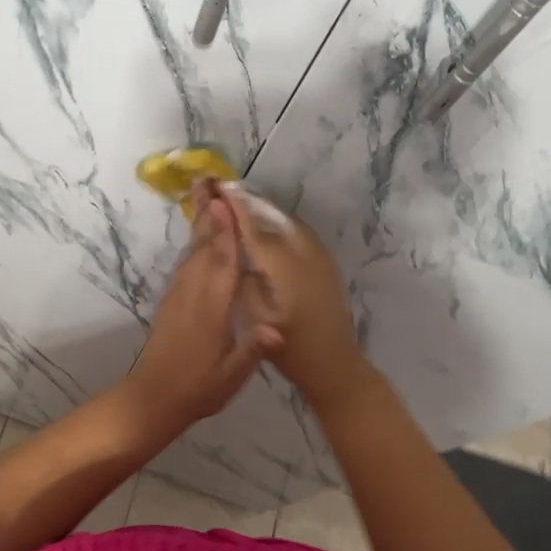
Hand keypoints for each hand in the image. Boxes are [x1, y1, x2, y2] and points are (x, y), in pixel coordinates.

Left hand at [126, 183, 281, 421]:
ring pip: (193, 252)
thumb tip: (278, 328)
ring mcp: (179, 295)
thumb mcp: (231, 376)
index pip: (222, 262)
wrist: (152, 399)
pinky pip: (187, 263)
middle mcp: (193, 293)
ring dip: (200, 224)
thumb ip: (253, 350)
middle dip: (208, 213)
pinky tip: (202, 238)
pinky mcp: (172, 300)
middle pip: (204, 246)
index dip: (226, 230)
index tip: (226, 200)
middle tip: (210, 180)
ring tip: (207, 197)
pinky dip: (196, 244)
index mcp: (211, 308)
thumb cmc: (197, 388)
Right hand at [218, 184, 369, 405]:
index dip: (235, 207)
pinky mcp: (324, 261)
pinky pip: (297, 230)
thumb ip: (243, 277)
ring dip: (263, 207)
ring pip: (287, 220)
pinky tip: (264, 222)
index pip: (255, 228)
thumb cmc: (289, 347)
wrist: (334, 364)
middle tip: (224, 187)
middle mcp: (305, 253)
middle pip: (273, 217)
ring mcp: (319, 256)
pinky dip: (277, 220)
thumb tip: (231, 247)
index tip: (217, 188)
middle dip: (249, 200)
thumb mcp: (256, 316)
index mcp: (285, 268)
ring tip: (239, 199)